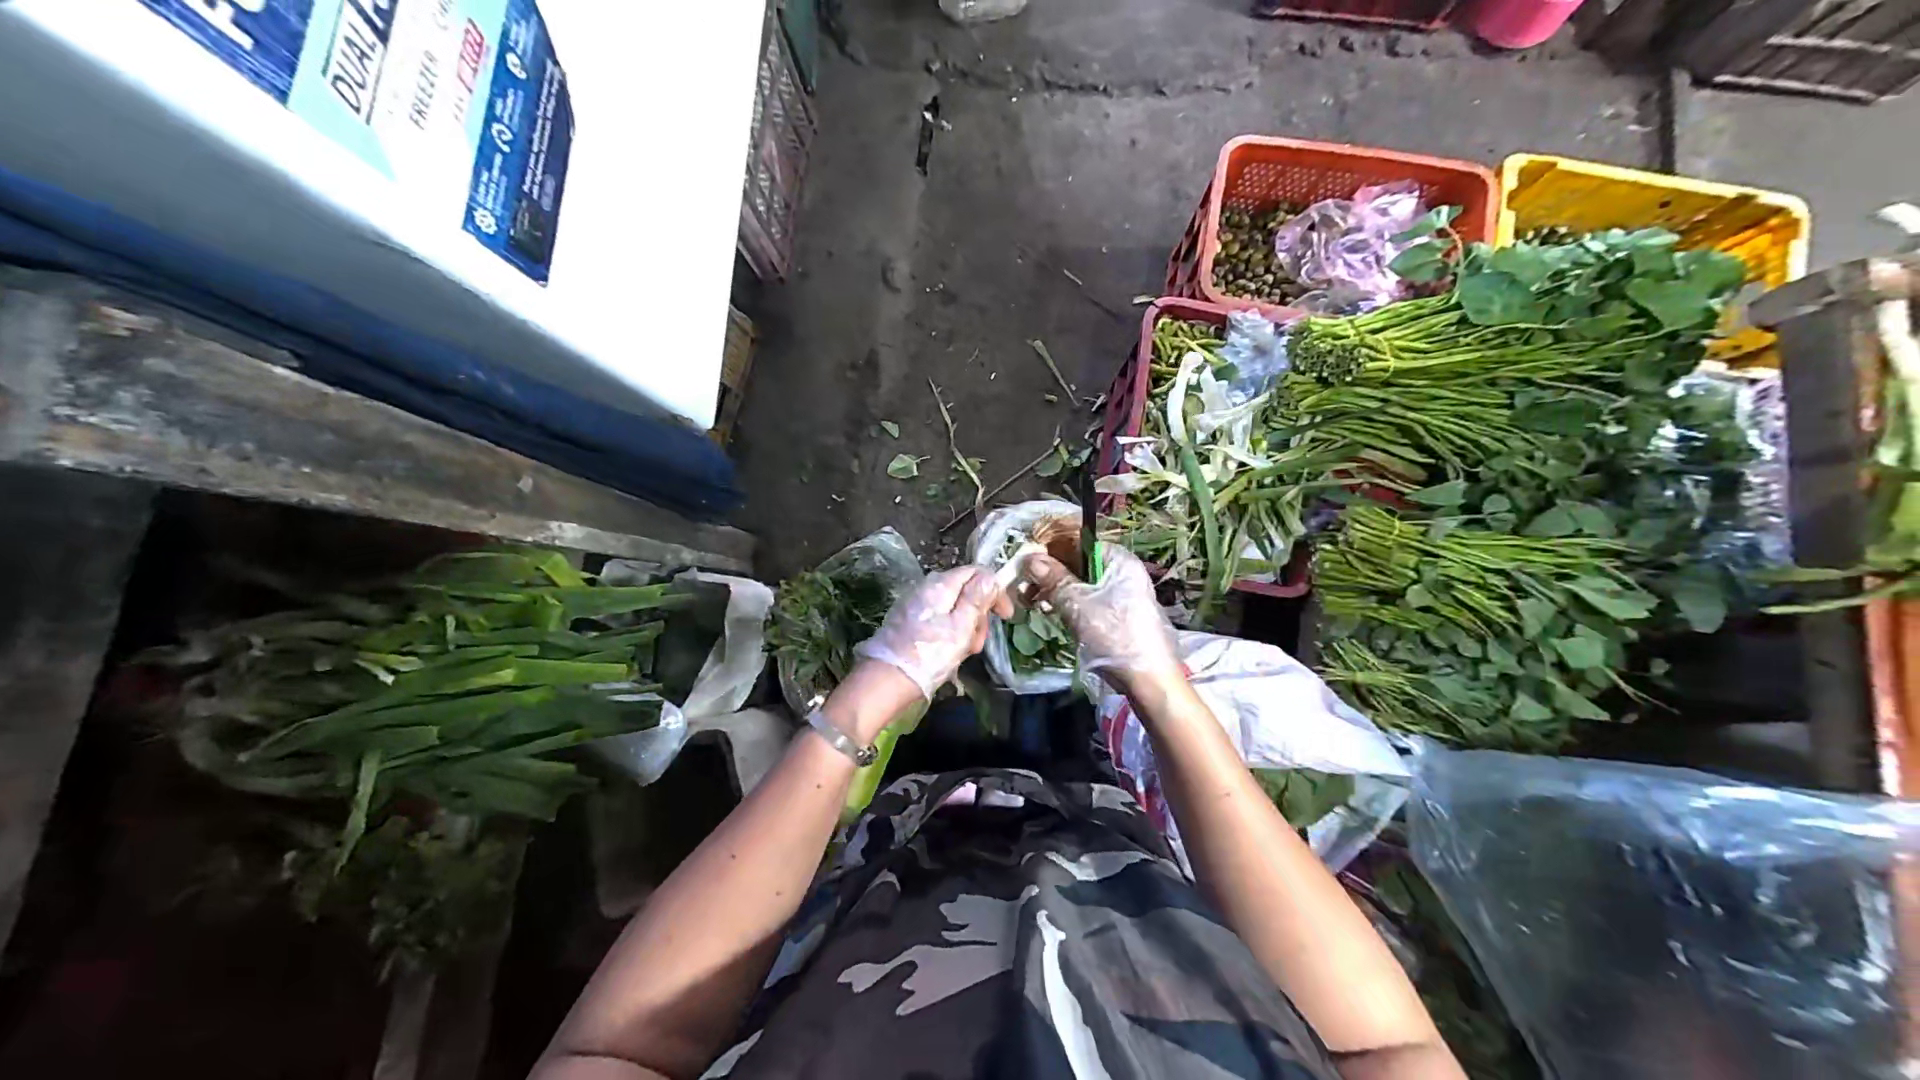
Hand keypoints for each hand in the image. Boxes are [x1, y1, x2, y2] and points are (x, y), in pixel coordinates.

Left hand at [853, 566, 1014, 698]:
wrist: (888, 680)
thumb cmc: (930, 653)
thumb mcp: (961, 626)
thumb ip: (976, 598)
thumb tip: (990, 576)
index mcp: (940, 584)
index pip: (976, 572)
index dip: (995, 591)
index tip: (1006, 616)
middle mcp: (926, 588)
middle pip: (966, 591)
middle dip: (979, 615)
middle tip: (979, 642)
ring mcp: (916, 605)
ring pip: (954, 609)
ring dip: (967, 629)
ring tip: (965, 652)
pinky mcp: (910, 622)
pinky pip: (940, 620)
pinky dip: (951, 634)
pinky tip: (950, 653)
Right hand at [1024, 545, 1181, 693]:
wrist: (1148, 681)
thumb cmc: (1115, 636)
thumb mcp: (1078, 604)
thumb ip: (1053, 578)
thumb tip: (1030, 558)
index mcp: (1118, 560)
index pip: (1078, 540)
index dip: (1051, 547)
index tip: (1026, 559)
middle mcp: (1121, 571)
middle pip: (1077, 561)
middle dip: (1049, 571)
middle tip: (1024, 586)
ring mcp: (1120, 593)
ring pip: (1079, 582)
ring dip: (1054, 589)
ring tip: (1032, 602)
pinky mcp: (1116, 614)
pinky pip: (1085, 599)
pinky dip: (1067, 603)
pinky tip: (1050, 612)